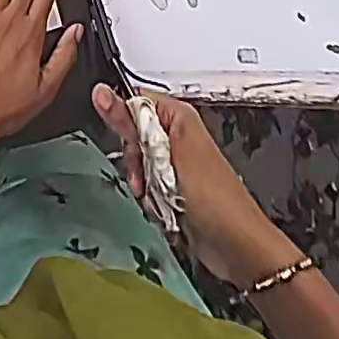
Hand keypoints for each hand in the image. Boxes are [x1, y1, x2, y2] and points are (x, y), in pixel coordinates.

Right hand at [93, 85, 300, 287]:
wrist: (238, 246)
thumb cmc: (211, 196)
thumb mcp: (163, 154)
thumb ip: (129, 123)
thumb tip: (101, 91)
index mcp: (177, 114)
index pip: (133, 102)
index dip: (124, 123)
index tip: (128, 144)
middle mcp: (175, 134)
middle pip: (132, 134)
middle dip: (133, 159)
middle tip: (145, 175)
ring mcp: (174, 161)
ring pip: (137, 162)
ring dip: (141, 182)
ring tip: (155, 195)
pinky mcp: (173, 186)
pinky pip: (146, 184)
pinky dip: (149, 197)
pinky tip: (160, 207)